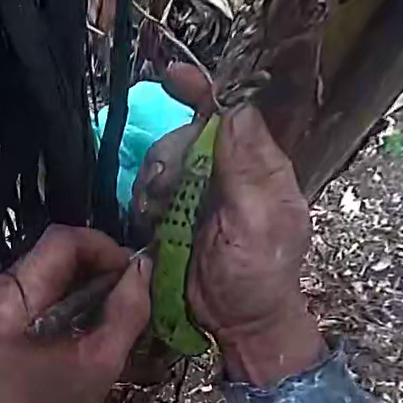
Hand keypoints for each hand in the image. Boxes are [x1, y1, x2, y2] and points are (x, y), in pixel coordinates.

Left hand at [0, 225, 151, 402]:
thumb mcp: (103, 362)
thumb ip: (127, 310)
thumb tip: (144, 266)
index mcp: (14, 305)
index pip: (60, 243)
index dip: (101, 247)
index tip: (127, 271)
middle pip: (52, 246)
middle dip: (94, 259)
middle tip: (121, 285)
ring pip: (46, 257)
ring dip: (81, 270)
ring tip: (104, 299)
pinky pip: (37, 272)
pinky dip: (65, 281)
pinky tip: (81, 306)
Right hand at [162, 64, 325, 386]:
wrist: (239, 324)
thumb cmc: (259, 277)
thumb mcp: (258, 223)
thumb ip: (246, 169)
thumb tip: (236, 111)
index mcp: (258, 168)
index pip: (231, 115)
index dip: (204, 93)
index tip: (171, 78)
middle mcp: (227, 175)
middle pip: (185, 139)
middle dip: (168, 159)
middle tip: (164, 193)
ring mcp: (199, 198)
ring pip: (162, 167)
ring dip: (152, 187)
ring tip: (158, 217)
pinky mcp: (175, 220)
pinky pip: (149, 196)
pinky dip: (143, 206)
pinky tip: (151, 225)